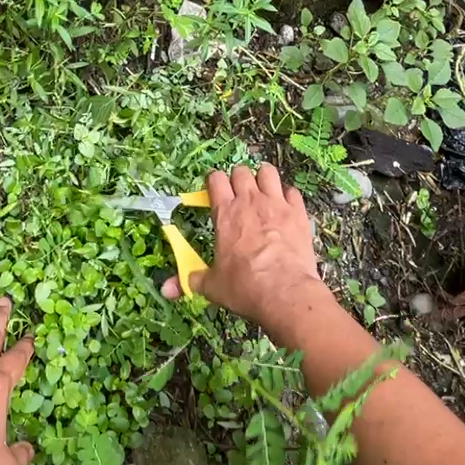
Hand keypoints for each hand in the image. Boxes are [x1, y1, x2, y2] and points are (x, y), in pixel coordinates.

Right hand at [161, 164, 332, 336]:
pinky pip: (292, 191)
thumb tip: (166, 289)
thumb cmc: (245, 287)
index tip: (216, 192)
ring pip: (268, 172)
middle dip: (238, 179)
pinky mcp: (298, 213)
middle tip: (239, 195)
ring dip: (264, 179)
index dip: (214, 182)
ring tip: (263, 191)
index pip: (215, 179)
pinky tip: (286, 208)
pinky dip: (288, 196)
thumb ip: (192, 280)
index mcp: (225, 213)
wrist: (286, 293)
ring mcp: (276, 204)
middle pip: (241, 171)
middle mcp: (249, 201)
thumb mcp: (214, 286)